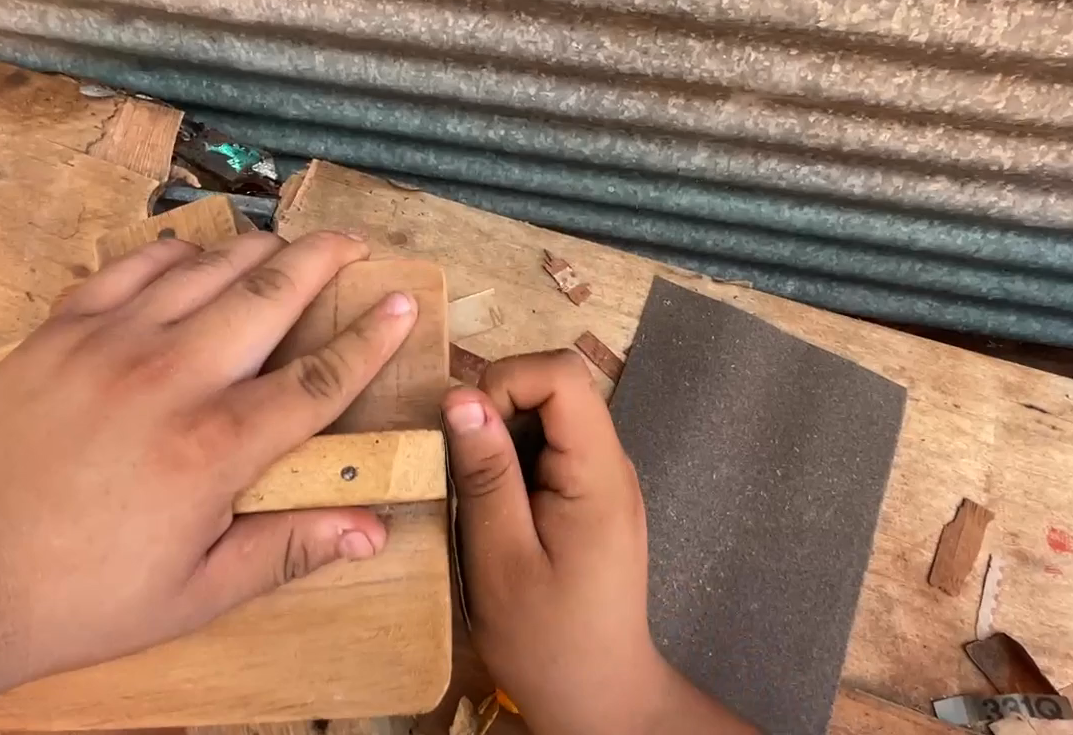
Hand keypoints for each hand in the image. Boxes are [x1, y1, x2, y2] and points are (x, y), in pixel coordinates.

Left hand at [0, 230, 416, 710]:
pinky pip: (136, 264)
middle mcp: (172, 378)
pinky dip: (180, 251)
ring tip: (290, 246)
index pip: (319, 379)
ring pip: (211, 266)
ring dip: (262, 248)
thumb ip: (288, 549)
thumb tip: (374, 530)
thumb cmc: (72, 600)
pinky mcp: (61, 329)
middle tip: (357, 242)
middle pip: (272, 292)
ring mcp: (112, 342)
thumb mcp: (191, 595)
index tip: (404, 302)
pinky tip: (197, 258)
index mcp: (214, 449)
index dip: (371, 338)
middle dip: (326, 258)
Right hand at [444, 352, 754, 734]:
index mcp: (598, 473)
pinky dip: (514, 454)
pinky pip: (551, 442)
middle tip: (464, 462)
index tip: (468, 427)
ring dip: (503, 432)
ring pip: (549, 410)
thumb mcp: (500, 559)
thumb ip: (485, 473)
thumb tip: (460, 397)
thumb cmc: (546, 640)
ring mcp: (604, 474)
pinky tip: (498, 502)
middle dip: (499, 405)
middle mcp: (611, 460)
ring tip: (479, 490)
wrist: (598, 697)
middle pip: (557, 385)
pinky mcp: (591, 490)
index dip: (508, 380)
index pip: (563, 375)